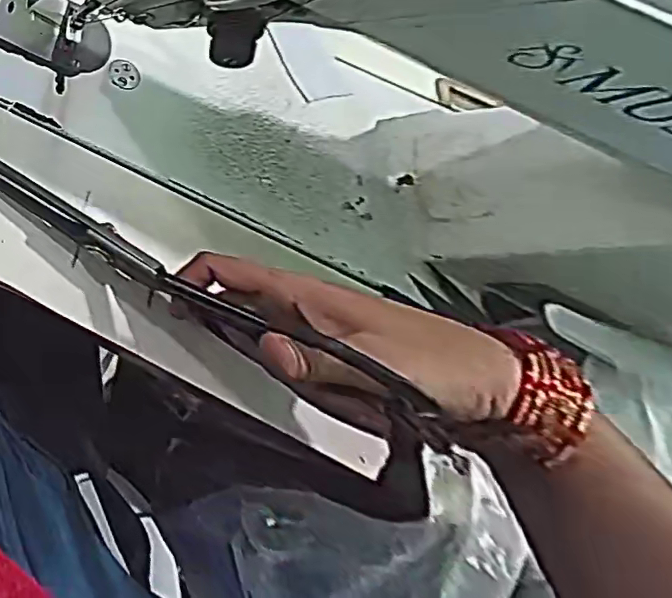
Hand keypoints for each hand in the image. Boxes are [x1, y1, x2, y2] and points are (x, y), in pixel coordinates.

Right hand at [176, 253, 521, 431]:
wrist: (504, 389)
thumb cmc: (448, 362)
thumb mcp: (377, 364)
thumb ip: (314, 359)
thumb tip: (263, 347)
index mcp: (301, 292)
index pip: (223, 269)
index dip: (188, 278)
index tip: (168, 297)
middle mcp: (300, 304)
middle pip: (237, 312)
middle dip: (249, 347)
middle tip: (278, 371)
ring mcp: (312, 327)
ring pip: (268, 346)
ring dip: (295, 377)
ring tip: (347, 396)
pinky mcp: (328, 351)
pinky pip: (296, 367)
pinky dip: (314, 389)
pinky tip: (354, 402)